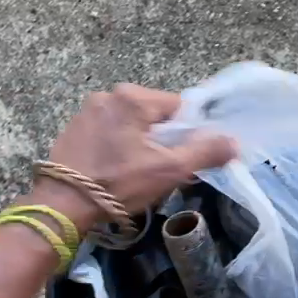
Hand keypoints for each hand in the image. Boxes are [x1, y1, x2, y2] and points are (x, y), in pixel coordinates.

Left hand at [28, 84, 236, 233]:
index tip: (177, 158)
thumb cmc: (119, 183)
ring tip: (132, 173)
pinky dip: (115, 146)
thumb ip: (204, 152)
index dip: (184, 134)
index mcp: (133, 97)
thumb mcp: (168, 170)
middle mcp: (108, 94)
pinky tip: (112, 169)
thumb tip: (234, 141)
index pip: (177, 107)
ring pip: (129, 123)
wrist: (63, 203)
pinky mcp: (73, 127)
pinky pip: (108, 130)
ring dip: (137, 142)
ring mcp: (87, 110)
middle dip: (160, 139)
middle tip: (155, 169)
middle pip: (152, 114)